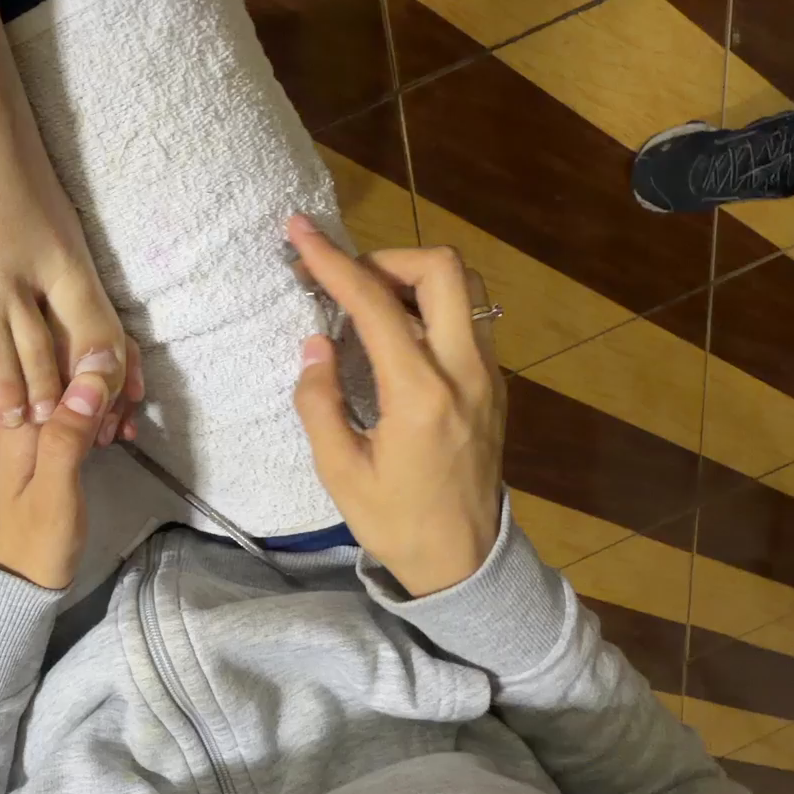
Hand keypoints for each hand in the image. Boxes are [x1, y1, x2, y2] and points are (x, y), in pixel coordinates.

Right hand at [0, 0, 141, 432]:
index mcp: (54, 250)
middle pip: (33, 360)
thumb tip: (63, 295)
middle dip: (40, 398)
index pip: (95, 329)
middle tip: (35, 419)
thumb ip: (50, 246)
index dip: (102, 374)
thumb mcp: (36, 180)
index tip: (102, 400)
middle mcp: (4, 280)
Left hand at [0, 361, 113, 588]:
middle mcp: (22, 407)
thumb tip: (92, 376)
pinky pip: (79, 405)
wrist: (12, 584)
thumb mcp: (54, 495)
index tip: (127, 394)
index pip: (58, 353)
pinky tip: (120, 437)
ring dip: (111, 396)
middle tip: (128, 418)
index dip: (100, 360)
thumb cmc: (33, 545)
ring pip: (79, 380)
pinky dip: (106, 413)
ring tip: (124, 433)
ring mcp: (34, 420)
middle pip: (71, 358)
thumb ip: (67, 436)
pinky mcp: (48, 436)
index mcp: (16, 415)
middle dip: (111, 375)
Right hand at [288, 215, 506, 597]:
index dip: (332, 262)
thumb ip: (319, 401)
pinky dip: (428, 306)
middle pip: (443, 270)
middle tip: (344, 280)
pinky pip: (466, 319)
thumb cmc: (395, 521)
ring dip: (413, 278)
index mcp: (420, 394)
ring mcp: (488, 375)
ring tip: (368, 302)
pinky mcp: (494, 384)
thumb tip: (316, 344)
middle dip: (385, 257)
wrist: (463, 560)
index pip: (374, 305)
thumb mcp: (339, 472)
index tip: (300, 234)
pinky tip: (394, 335)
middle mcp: (465, 371)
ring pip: (465, 288)